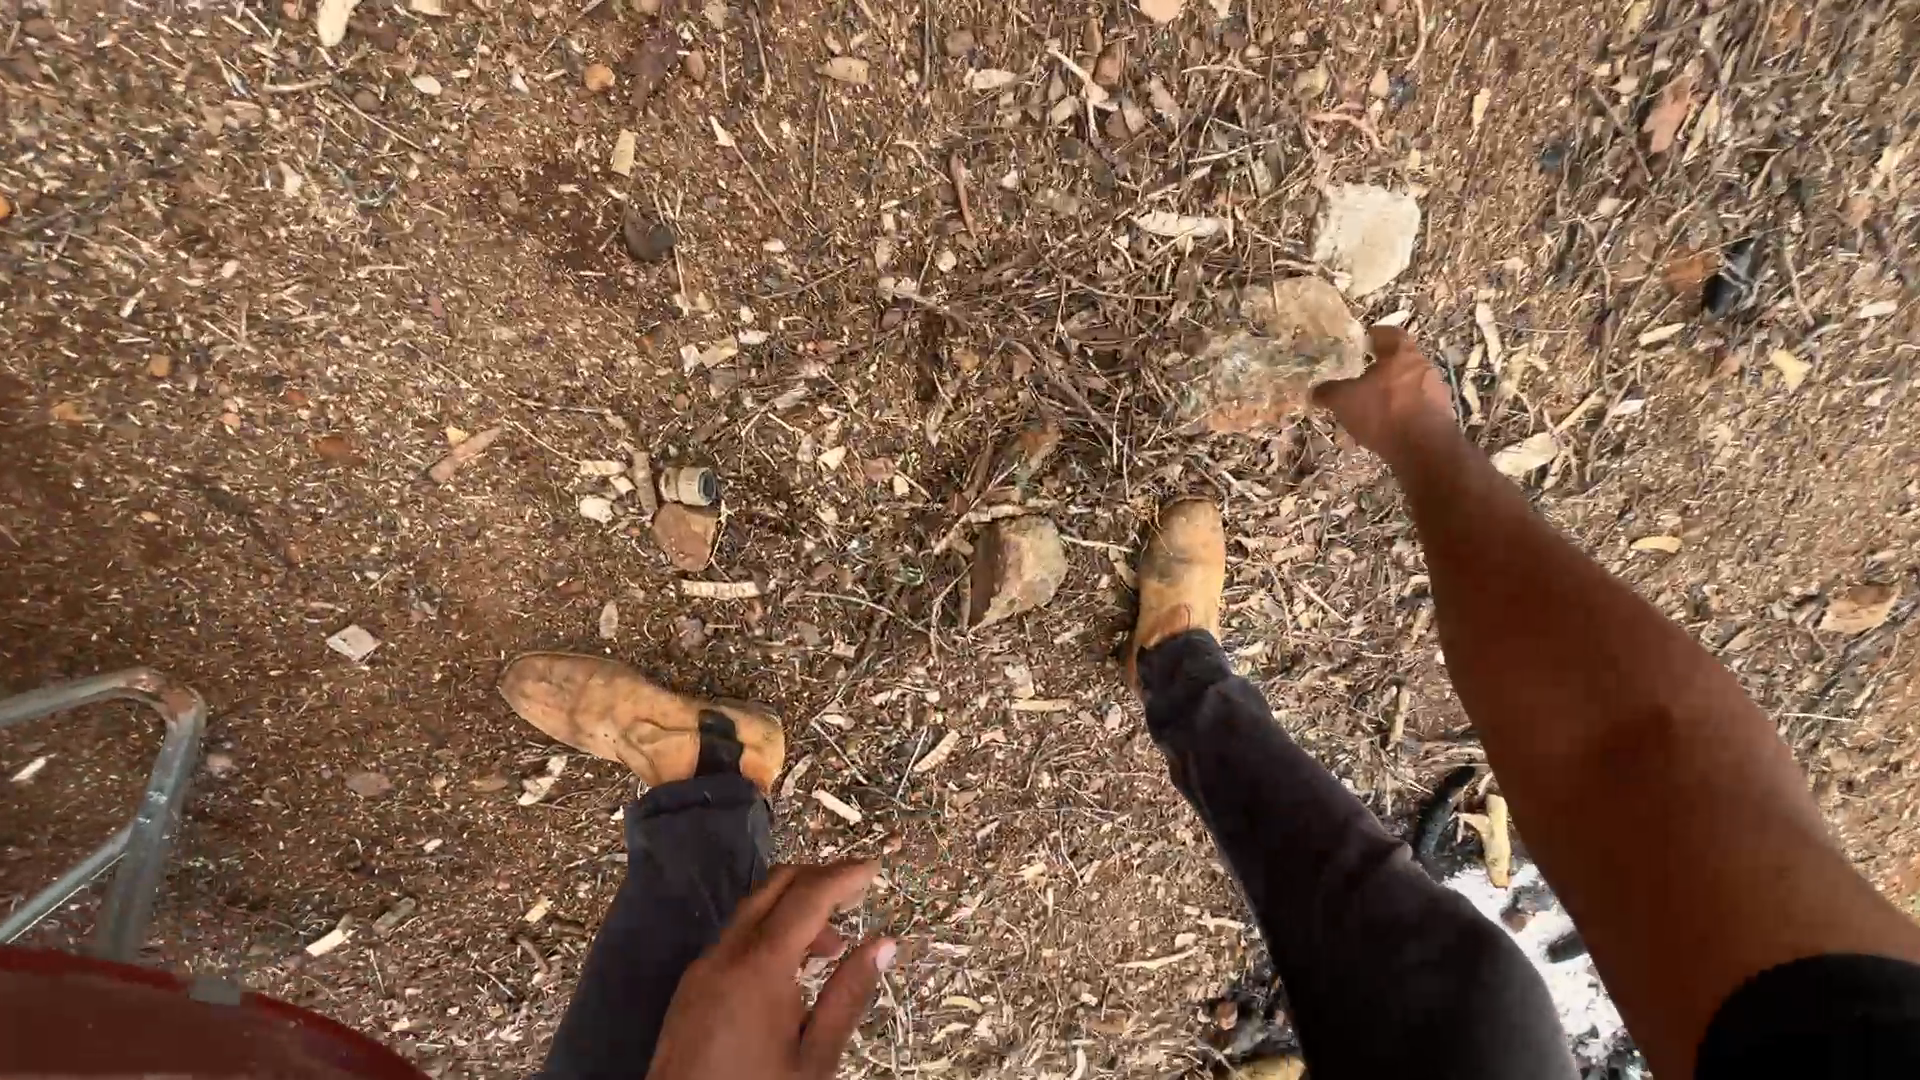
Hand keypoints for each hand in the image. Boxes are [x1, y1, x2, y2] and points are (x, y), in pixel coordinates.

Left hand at [646, 862, 896, 1079]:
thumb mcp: (814, 1060)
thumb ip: (849, 996)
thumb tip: (885, 944)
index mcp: (760, 965)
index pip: (809, 895)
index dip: (844, 875)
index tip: (875, 866)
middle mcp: (726, 952)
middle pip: (777, 884)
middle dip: (820, 878)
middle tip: (857, 893)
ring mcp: (703, 967)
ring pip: (755, 907)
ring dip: (796, 907)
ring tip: (834, 946)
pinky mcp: (692, 986)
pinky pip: (737, 936)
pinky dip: (772, 931)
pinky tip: (793, 969)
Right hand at [1313, 326, 1456, 460]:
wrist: (1423, 447)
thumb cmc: (1383, 412)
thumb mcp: (1343, 400)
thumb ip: (1328, 391)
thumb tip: (1316, 390)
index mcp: (1401, 354)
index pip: (1390, 334)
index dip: (1376, 335)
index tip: (1364, 340)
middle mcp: (1423, 366)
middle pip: (1401, 360)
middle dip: (1383, 367)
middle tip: (1363, 376)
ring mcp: (1435, 389)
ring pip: (1409, 383)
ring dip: (1393, 390)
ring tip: (1372, 406)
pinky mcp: (1440, 412)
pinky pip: (1416, 405)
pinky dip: (1401, 410)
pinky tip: (1387, 425)